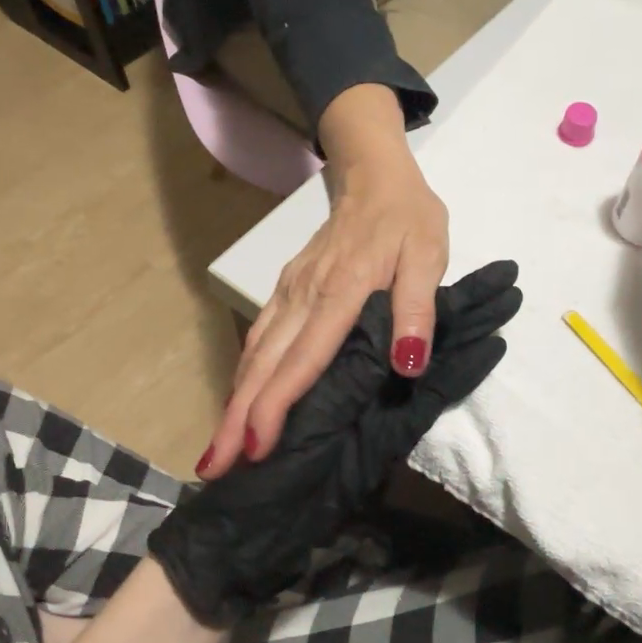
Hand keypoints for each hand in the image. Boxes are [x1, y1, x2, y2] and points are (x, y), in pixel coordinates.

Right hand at [205, 84, 448, 477]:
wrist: (374, 174)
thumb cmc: (407, 218)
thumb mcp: (428, 255)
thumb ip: (418, 308)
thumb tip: (407, 363)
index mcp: (340, 291)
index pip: (304, 357)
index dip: (278, 403)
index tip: (256, 446)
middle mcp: (303, 295)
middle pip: (264, 363)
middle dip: (237, 417)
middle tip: (213, 467)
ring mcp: (289, 290)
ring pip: (254, 352)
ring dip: (234, 400)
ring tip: (216, 448)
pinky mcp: (286, 287)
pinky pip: (259, 336)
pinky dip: (245, 373)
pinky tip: (239, 398)